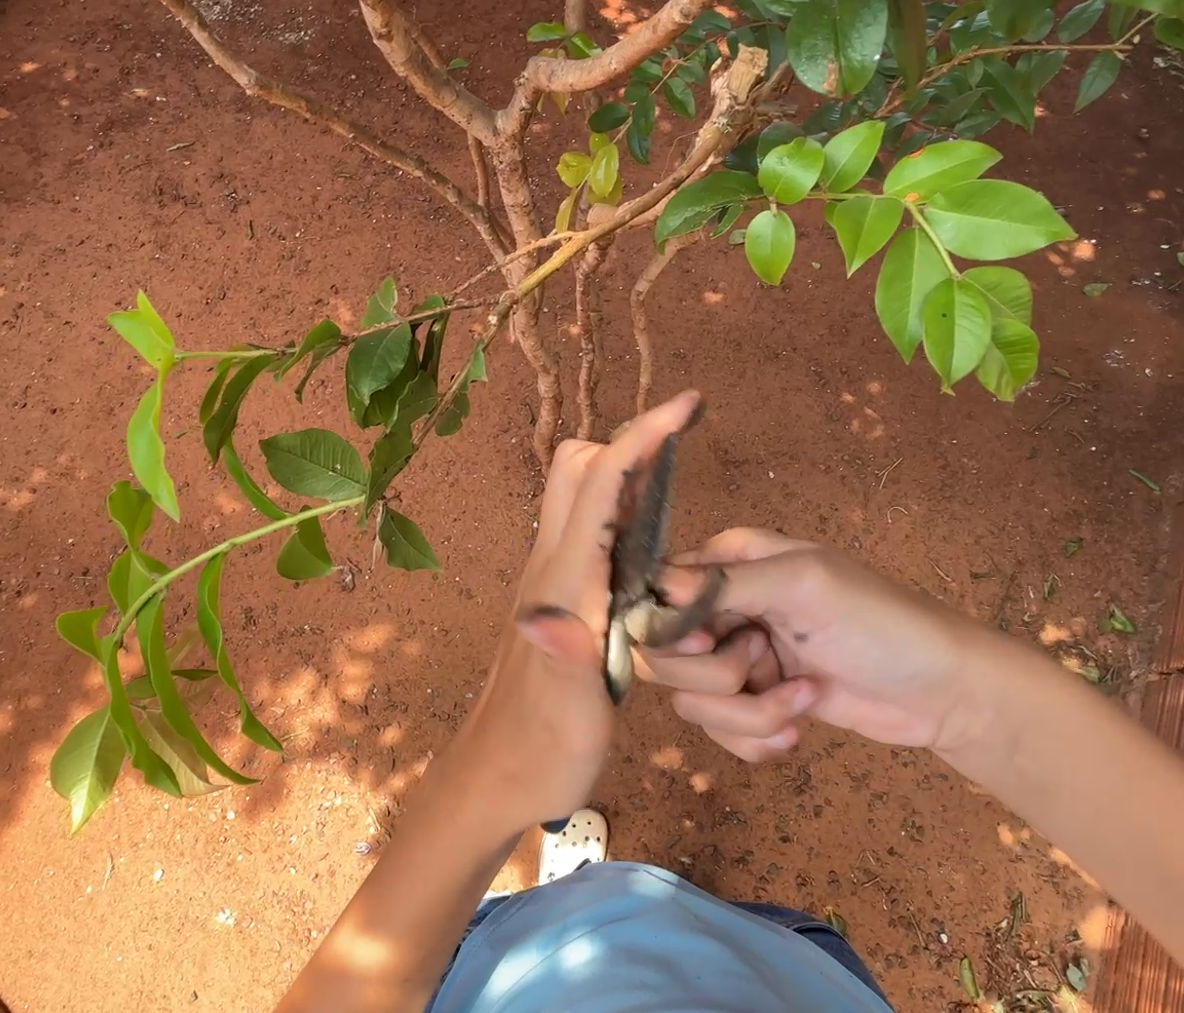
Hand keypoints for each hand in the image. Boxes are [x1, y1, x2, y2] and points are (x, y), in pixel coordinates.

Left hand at [433, 391, 705, 836]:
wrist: (496, 776)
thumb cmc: (539, 752)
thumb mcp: (567, 716)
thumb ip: (565, 661)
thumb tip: (546, 613)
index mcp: (563, 579)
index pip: (599, 483)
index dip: (642, 436)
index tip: (687, 407)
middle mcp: (552, 563)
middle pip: (579, 468)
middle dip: (629, 440)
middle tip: (683, 444)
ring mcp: (551, 577)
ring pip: (579, 493)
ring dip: (624, 471)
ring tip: (676, 480)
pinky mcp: (558, 596)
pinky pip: (588, 527)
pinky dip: (621, 510)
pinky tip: (652, 542)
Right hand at [641, 529, 982, 761]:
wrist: (941, 693)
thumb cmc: (878, 623)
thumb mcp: (805, 586)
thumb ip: (727, 582)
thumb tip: (655, 584)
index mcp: (729, 563)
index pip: (657, 592)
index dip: (669, 626)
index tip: (707, 641)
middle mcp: (722, 610)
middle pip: (663, 655)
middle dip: (715, 675)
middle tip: (763, 663)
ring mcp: (736, 661)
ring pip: (691, 701)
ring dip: (747, 713)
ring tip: (801, 700)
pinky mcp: (753, 706)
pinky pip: (720, 733)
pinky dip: (757, 739)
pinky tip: (798, 729)